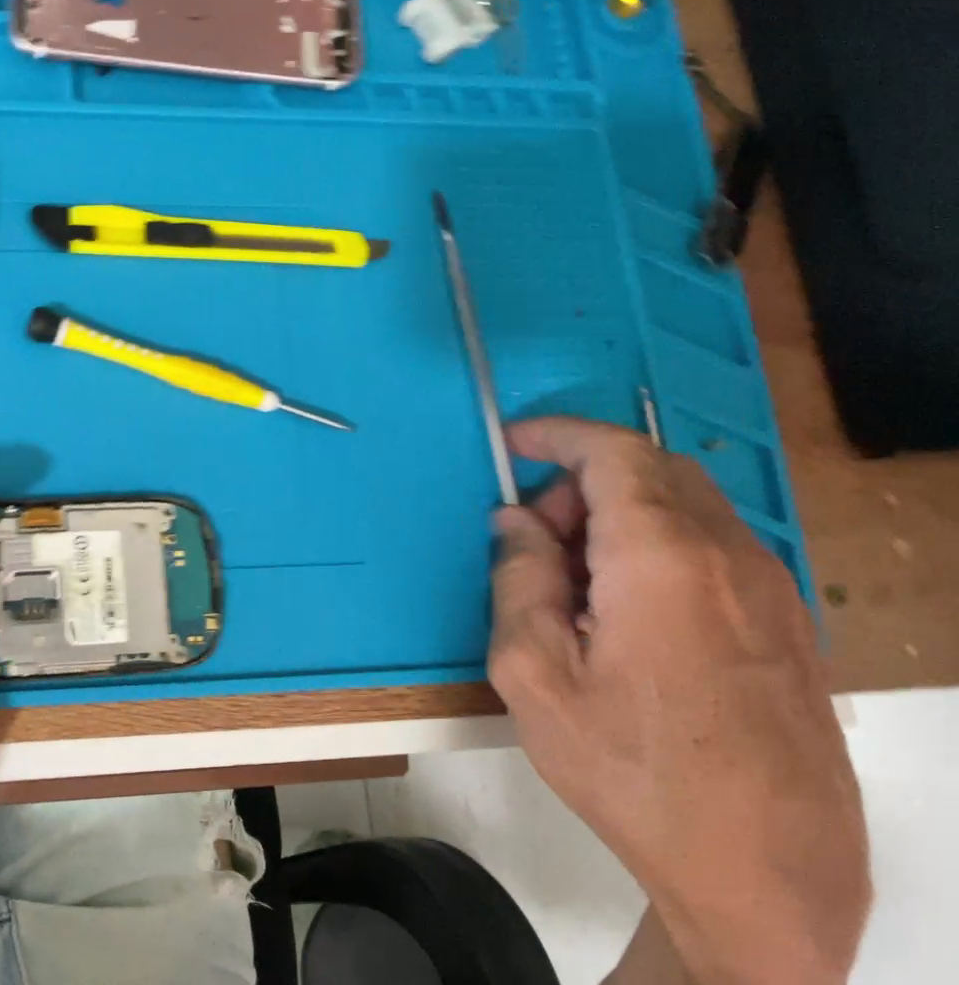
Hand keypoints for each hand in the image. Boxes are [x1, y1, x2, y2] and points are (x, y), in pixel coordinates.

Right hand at [488, 418, 868, 984]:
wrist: (763, 865)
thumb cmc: (630, 766)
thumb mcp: (534, 674)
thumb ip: (519, 579)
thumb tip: (518, 523)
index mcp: (661, 558)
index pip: (615, 452)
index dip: (557, 434)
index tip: (512, 442)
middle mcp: (729, 555)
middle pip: (654, 470)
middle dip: (582, 481)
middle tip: (532, 537)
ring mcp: (771, 589)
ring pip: (688, 506)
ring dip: (620, 513)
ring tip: (571, 581)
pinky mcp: (788, 624)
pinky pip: (714, 547)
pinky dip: (657, 544)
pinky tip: (623, 611)